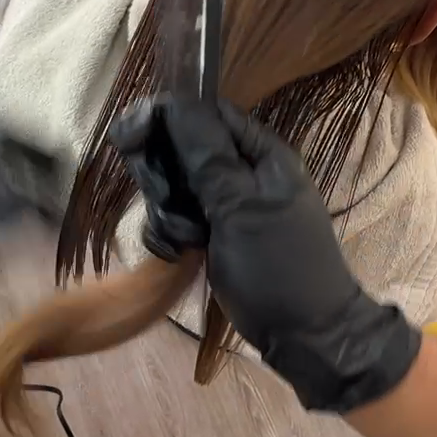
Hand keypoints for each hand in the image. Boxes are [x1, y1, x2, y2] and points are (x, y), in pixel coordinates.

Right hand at [110, 98, 421, 413]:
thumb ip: (206, 155)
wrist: (304, 335)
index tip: (132, 140)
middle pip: (178, 150)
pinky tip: (177, 256)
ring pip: (171, 189)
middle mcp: (238, 173)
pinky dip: (169, 237)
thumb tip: (174, 101)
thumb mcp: (240, 209)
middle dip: (164, 178)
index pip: (203, 112)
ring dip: (167, 214)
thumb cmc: (279, 267)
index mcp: (258, 152)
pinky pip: (174, 222)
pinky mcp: (210, 237)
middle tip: (173, 205)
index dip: (164, 120)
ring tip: (187, 242)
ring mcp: (223, 207)